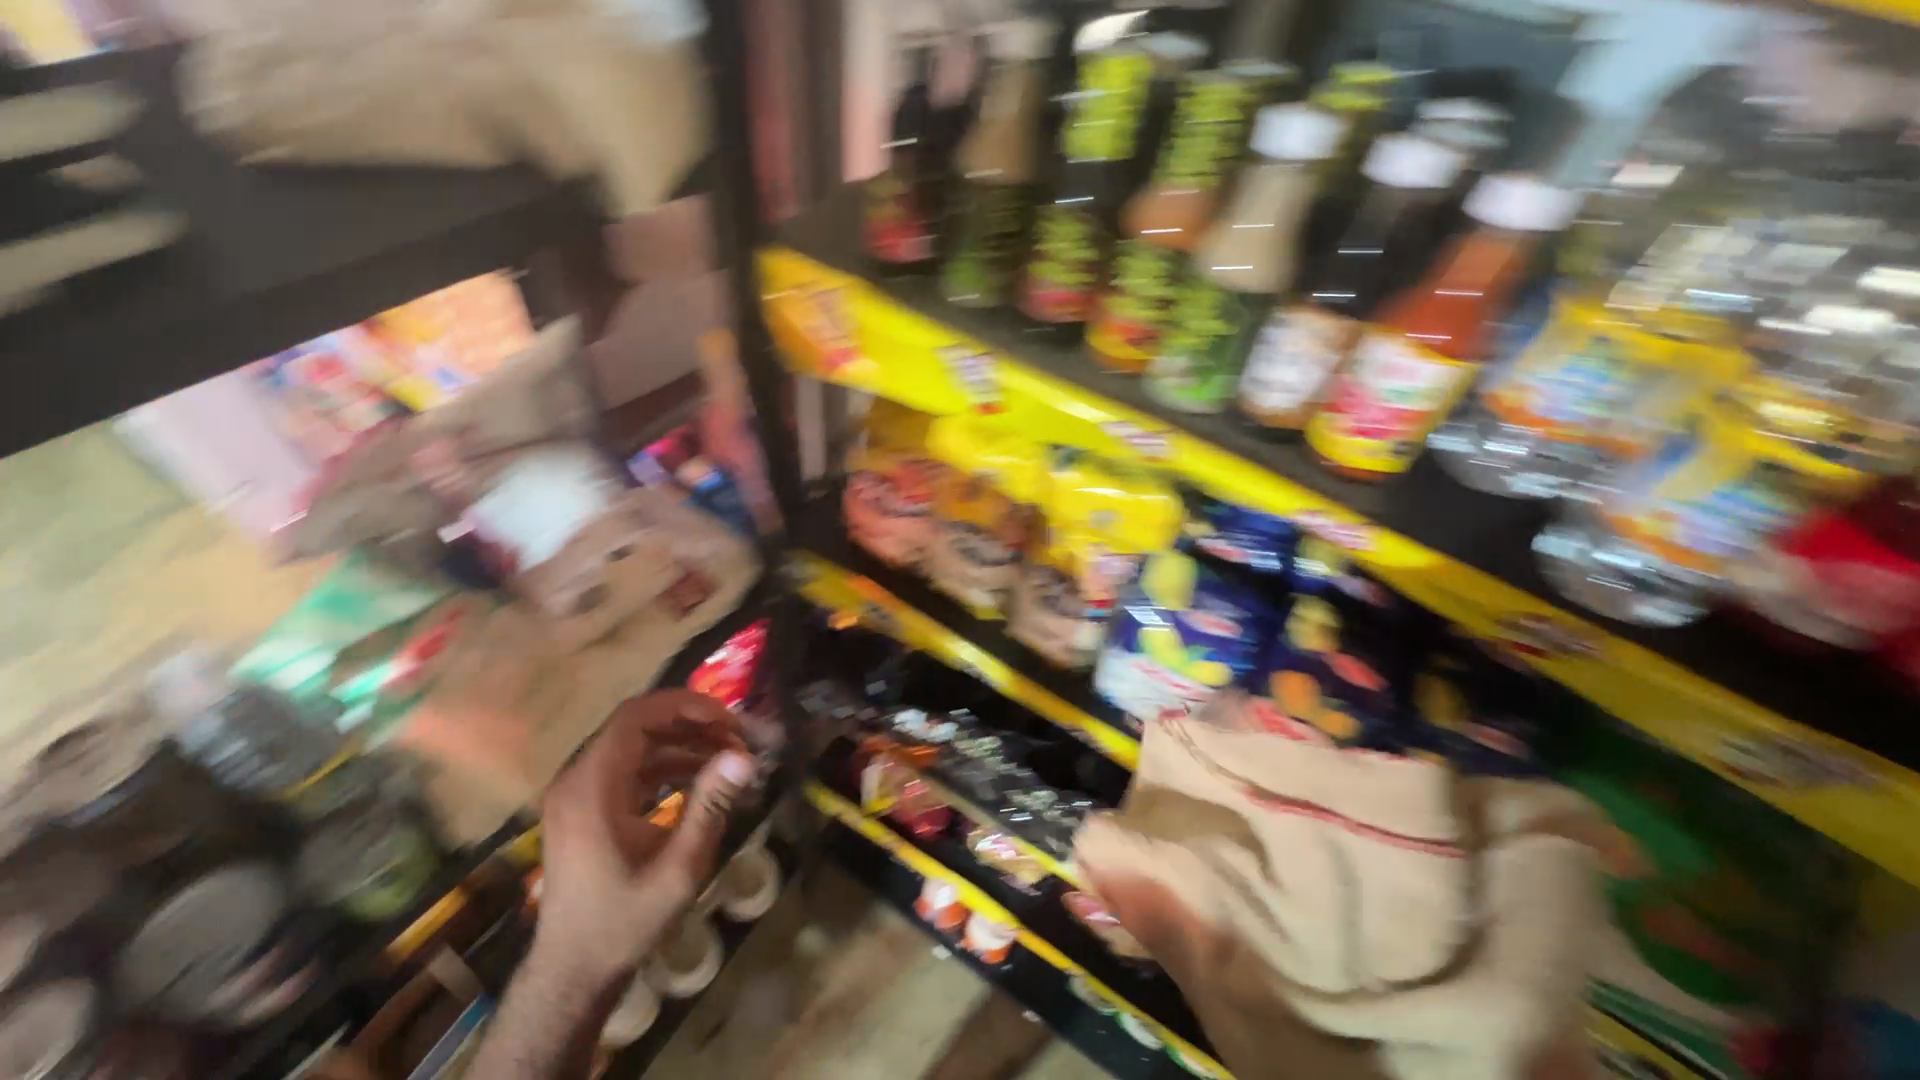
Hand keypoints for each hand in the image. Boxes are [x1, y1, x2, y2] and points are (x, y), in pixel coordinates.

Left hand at [532, 689, 758, 984]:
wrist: (572, 972)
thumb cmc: (624, 921)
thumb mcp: (679, 867)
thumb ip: (710, 806)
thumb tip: (745, 756)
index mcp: (591, 786)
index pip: (637, 716)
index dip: (686, 706)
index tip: (730, 720)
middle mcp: (577, 779)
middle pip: (636, 725)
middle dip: (691, 723)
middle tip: (737, 738)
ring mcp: (577, 793)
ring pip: (634, 745)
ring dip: (682, 744)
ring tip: (728, 757)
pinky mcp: (584, 809)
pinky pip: (627, 769)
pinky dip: (665, 765)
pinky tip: (701, 779)